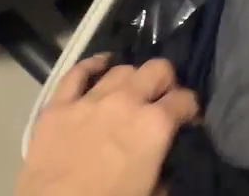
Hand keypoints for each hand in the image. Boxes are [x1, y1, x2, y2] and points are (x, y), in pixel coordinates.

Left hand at [17, 56, 198, 195]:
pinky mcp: (58, 107)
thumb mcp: (150, 195)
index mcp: (155, 125)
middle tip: (161, 101)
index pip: (185, 99)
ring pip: (122, 70)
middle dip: (166, 82)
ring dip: (132, 80)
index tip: (188, 120)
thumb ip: (163, 172)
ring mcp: (91, 100)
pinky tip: (101, 65)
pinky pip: (77, 73)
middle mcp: (127, 101)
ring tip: (131, 92)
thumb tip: (165, 163)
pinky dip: (92, 65)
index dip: (190, 109)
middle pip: (158, 69)